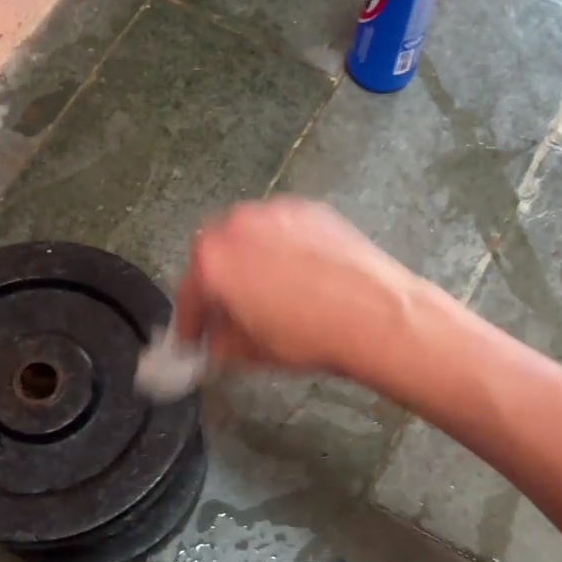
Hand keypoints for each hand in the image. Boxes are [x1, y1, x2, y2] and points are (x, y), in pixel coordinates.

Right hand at [175, 197, 430, 375]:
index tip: (194, 337)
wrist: (373, 313)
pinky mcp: (308, 209)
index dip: (191, 321)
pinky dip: (280, 249)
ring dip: (248, 261)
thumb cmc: (310, 335)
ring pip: (247, 237)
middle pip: (214, 255)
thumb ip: (220, 343)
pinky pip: (280, 230)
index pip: (189, 294)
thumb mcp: (252, 353)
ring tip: (266, 292)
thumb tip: (215, 340)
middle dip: (218, 283)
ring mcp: (274, 211)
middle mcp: (236, 226)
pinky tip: (297, 276)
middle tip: (230, 312)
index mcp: (212, 262)